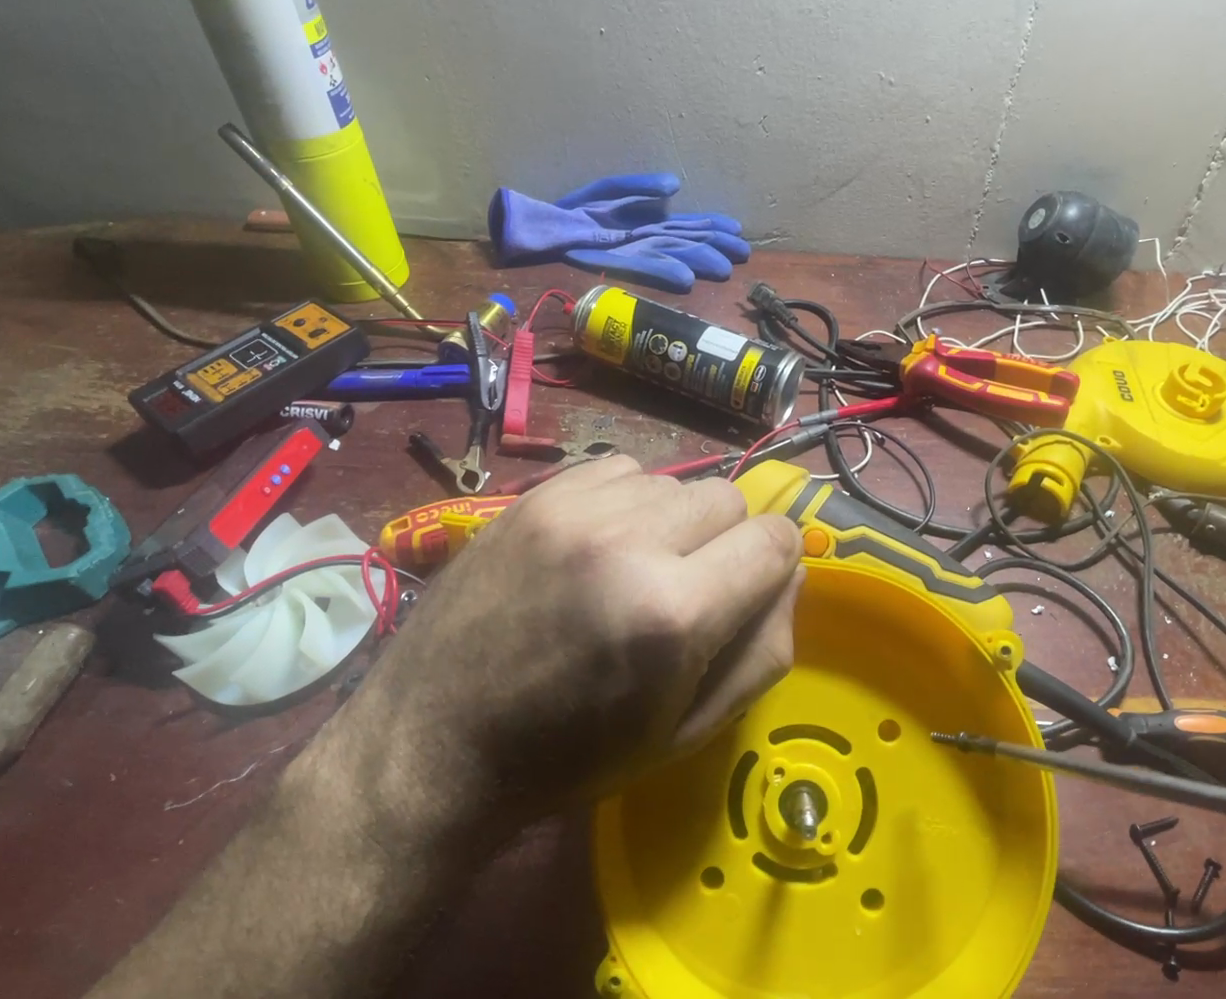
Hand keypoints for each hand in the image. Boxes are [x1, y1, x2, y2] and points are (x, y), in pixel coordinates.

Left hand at [358, 456, 803, 819]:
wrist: (434, 741)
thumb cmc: (571, 756)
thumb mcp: (689, 732)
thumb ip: (762, 651)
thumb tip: (791, 576)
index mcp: (674, 613)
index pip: (776, 540)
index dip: (774, 568)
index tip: (746, 594)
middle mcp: (628, 542)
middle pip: (728, 499)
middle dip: (724, 543)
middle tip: (684, 590)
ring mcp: (574, 509)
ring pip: (673, 481)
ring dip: (672, 522)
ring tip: (632, 570)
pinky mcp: (534, 495)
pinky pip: (619, 470)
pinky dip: (626, 504)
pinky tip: (596, 548)